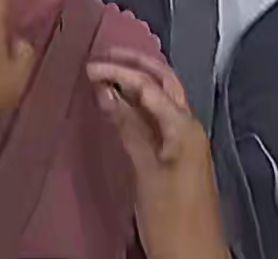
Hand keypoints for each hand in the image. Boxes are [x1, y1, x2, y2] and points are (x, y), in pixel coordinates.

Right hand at [89, 50, 229, 258]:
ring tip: (108, 72)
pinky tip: (120, 103)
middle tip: (104, 56)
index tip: (89, 68)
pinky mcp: (178, 153)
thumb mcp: (145, 172)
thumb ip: (127, 127)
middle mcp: (188, 124)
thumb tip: (105, 90)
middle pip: (162, 79)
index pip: (148, 84)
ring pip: (162, 94)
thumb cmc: (172, 221)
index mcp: (184, 125)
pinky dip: (139, 102)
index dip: (118, 71)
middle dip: (134, 62)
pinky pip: (158, 114)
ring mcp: (185, 139)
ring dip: (137, 79)